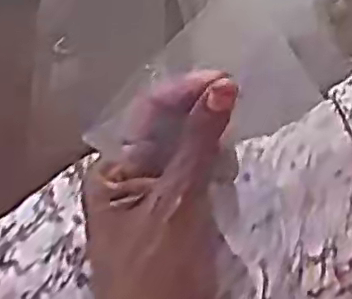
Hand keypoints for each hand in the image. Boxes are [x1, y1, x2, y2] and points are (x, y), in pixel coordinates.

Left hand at [84, 73, 234, 298]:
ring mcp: (160, 188)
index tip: (223, 79)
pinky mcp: (185, 201)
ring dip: (216, 127)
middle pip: (171, 120)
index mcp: (113, 171)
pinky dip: (222, 151)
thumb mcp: (176, 201)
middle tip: (238, 94)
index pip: (148, 111)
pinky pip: (205, 160)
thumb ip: (199, 141)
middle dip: (204, 104)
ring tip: (238, 122)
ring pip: (191, 138)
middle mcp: (133, 173)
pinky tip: (233, 152)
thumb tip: (224, 84)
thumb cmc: (153, 272)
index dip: (184, 89)